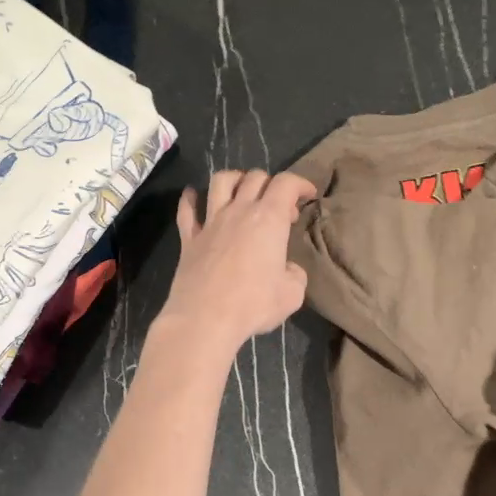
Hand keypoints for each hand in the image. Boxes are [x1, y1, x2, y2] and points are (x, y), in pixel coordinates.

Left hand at [154, 169, 315, 354]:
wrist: (206, 318)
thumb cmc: (254, 304)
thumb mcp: (292, 294)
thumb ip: (295, 274)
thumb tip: (287, 269)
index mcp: (268, 219)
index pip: (286, 184)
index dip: (300, 184)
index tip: (308, 194)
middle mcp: (239, 211)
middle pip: (255, 178)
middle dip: (272, 184)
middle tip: (280, 207)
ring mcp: (210, 221)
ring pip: (221, 181)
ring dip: (236, 179)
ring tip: (242, 192)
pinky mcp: (189, 238)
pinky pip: (187, 209)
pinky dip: (191, 199)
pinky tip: (194, 197)